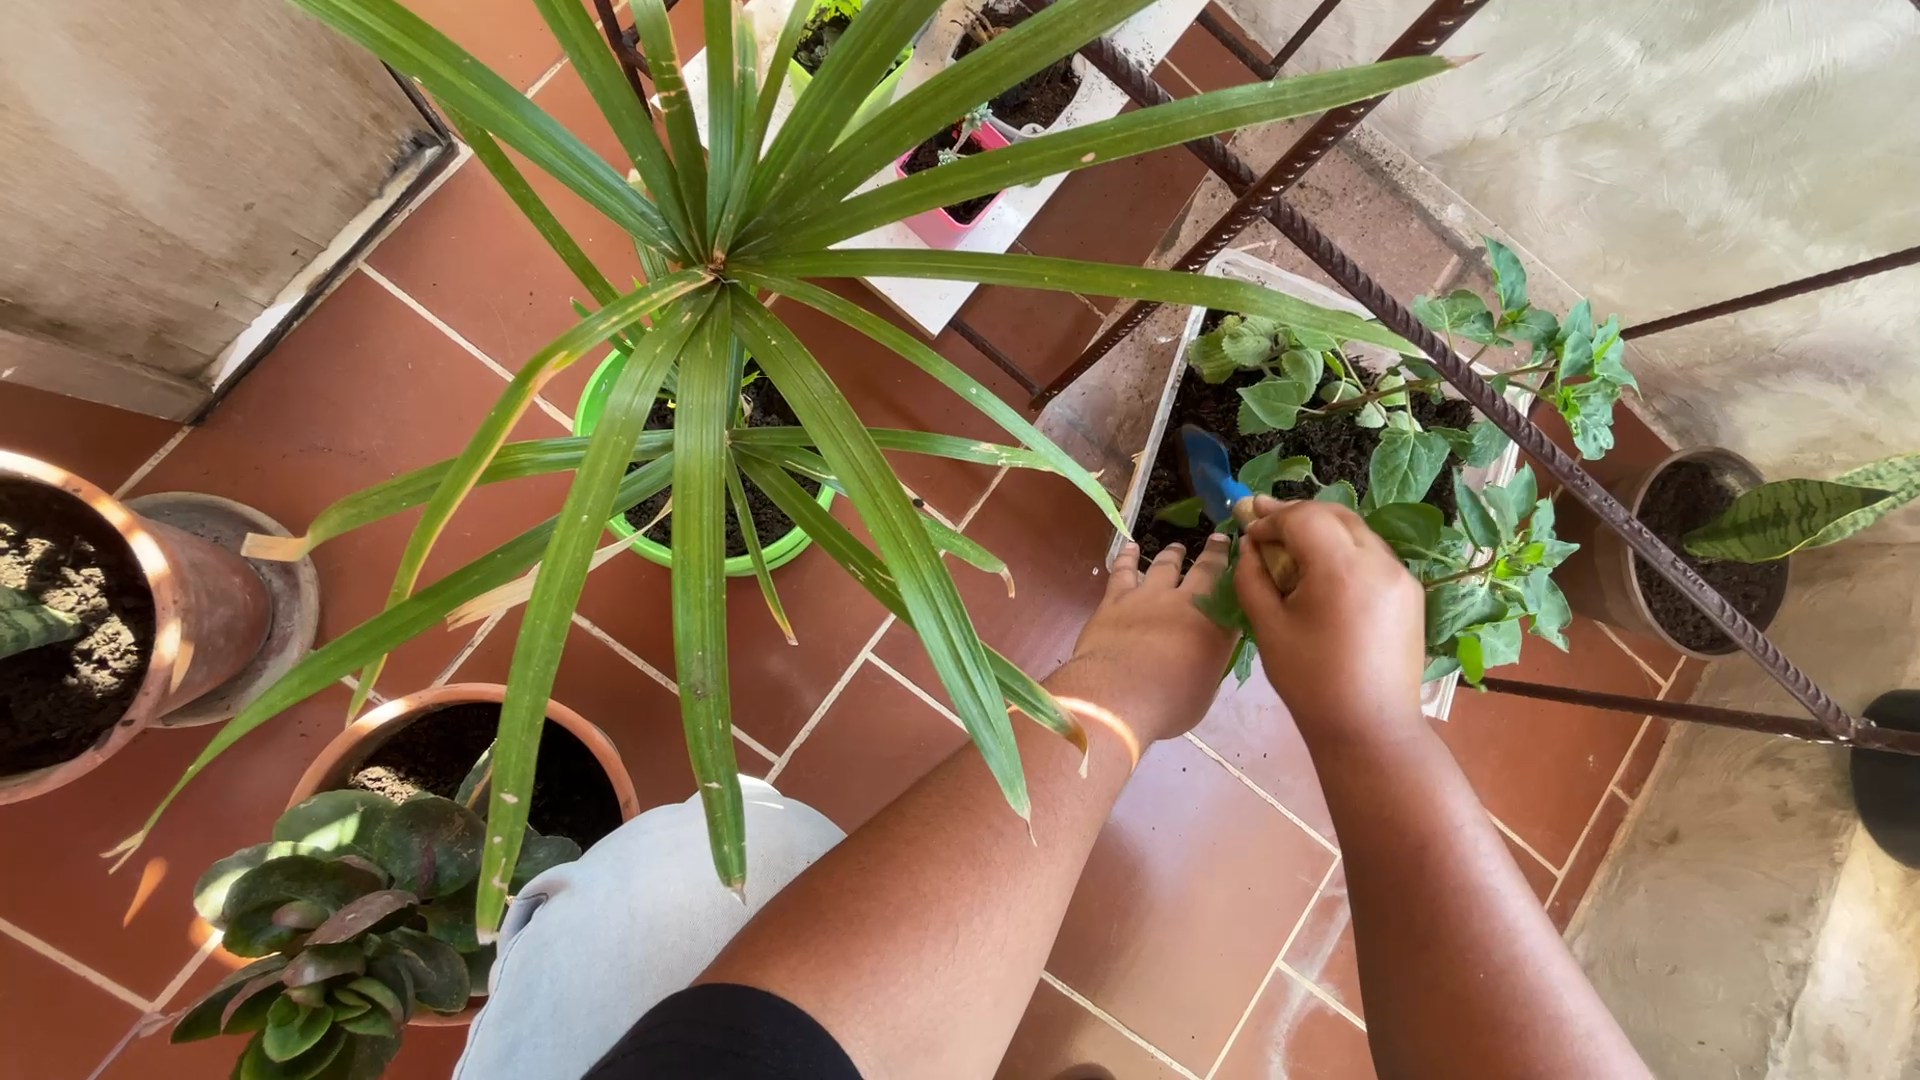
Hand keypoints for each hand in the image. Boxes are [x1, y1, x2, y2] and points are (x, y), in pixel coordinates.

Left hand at [1050, 535, 1237, 749]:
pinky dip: (1128, 557)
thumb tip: (1204, 659)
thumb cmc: (1166, 705)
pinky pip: (1123, 570)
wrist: (1118, 695)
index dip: (1238, 583)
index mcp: (1214, 629)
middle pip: (1205, 571)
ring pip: (1165, 566)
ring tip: (1177, 547)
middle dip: (1214, 554)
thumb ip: (1207, 668)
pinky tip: (1131, 548)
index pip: (1233, 600)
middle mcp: (1186, 604)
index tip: (1243, 569)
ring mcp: (1149, 597)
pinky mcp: (1116, 599)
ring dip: (1173, 554)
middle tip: (1218, 540)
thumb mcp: (1203, 693)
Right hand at [1233, 497, 1427, 750]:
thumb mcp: (1268, 625)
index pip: (1304, 518)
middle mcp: (1379, 562)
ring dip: (1319, 528)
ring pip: (1355, 530)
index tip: (1248, 530)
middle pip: (1333, 514)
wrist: (1370, 727)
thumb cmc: (1309, 680)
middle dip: (1295, 513)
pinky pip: (1371, 553)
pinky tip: (1320, 568)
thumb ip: (1253, 577)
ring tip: (1287, 542)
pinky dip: (1341, 548)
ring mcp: (1401, 576)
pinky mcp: (1409, 593)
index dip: (1271, 518)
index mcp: (1342, 569)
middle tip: (1261, 518)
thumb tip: (1250, 546)